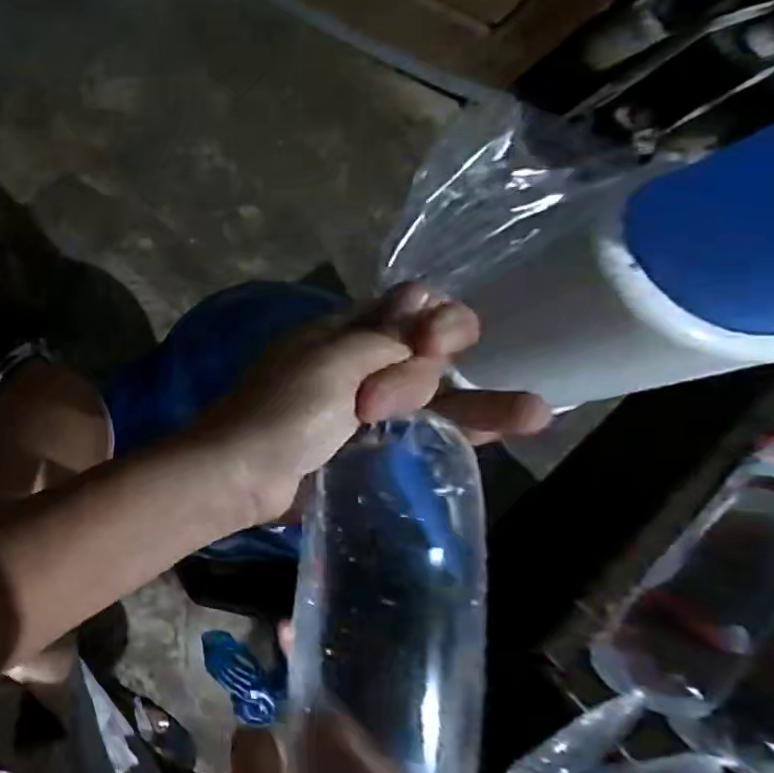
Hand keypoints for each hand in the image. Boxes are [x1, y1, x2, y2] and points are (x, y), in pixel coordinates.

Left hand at [204, 282, 550, 520]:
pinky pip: (428, 433)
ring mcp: (363, 411)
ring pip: (436, 395)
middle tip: (379, 403)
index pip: (401, 310)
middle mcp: (353, 367)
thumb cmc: (280, 414)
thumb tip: (419, 296)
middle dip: (426, 368)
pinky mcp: (371, 450)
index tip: (430, 341)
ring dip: (481, 399)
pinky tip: (513, 427)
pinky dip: (467, 429)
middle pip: (423, 353)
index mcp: (334, 337)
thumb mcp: (329, 363)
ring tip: (534, 412)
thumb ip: (383, 337)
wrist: (239, 476)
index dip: (430, 318)